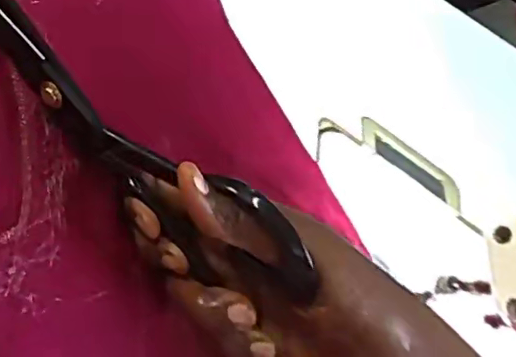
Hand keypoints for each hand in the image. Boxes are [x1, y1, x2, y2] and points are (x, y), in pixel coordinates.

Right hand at [127, 163, 477, 356]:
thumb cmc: (373, 304)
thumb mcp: (308, 257)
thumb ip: (242, 224)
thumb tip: (183, 174)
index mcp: (247, 224)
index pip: (184, 201)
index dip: (154, 202)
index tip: (142, 213)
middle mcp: (234, 257)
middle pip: (172, 243)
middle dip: (165, 253)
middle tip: (182, 265)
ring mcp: (240, 301)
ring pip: (186, 290)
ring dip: (203, 303)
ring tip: (246, 320)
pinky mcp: (248, 342)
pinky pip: (213, 334)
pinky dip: (226, 338)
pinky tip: (259, 345)